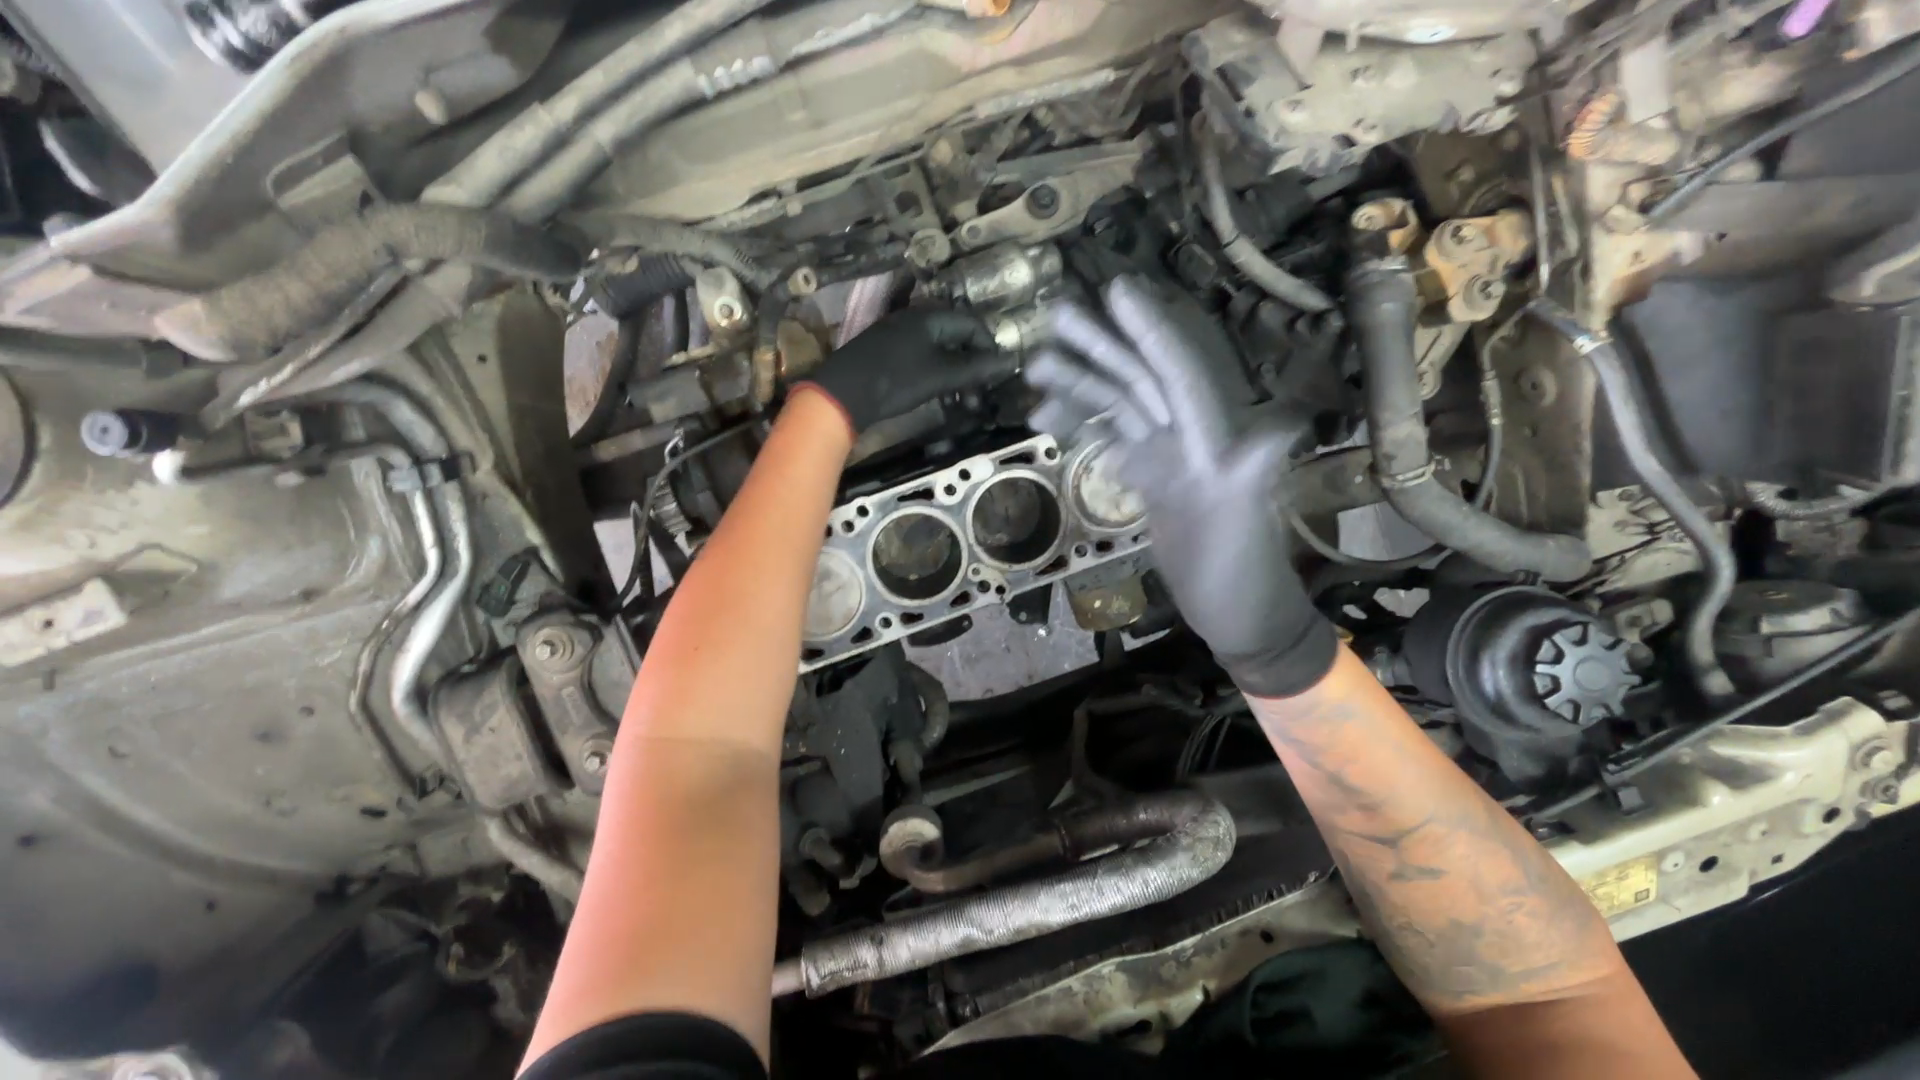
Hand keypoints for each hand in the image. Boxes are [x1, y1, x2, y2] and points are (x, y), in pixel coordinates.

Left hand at [795, 309, 1010, 434]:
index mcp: (931, 317)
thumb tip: (1011, 360)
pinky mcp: (887, 354)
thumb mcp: (941, 375)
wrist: (842, 394)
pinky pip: (922, 359)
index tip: (995, 377)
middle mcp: (915, 319)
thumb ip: (976, 368)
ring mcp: (899, 335)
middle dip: (972, 366)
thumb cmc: (895, 380)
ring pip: (939, 351)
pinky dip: (936, 377)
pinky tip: (938, 397)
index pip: (973, 325)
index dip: (989, 350)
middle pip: (956, 338)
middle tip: (978, 396)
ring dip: (955, 376)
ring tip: (962, 403)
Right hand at [1026, 276, 1337, 698]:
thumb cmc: (1242, 578)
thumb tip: (1286, 422)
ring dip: (1081, 382)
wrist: (1239, 617)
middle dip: (1101, 344)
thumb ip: (1256, 475)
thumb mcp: (1246, 529)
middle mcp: (1191, 435)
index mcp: (1215, 436)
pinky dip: (1082, 425)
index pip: (1179, 371)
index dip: (1150, 329)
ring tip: (1035, 365)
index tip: (1117, 290)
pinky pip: (1112, 440)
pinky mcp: (1152, 479)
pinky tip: (1047, 416)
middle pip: (1142, 378)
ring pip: (1122, 405)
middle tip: (1057, 312)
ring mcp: (1169, 457)